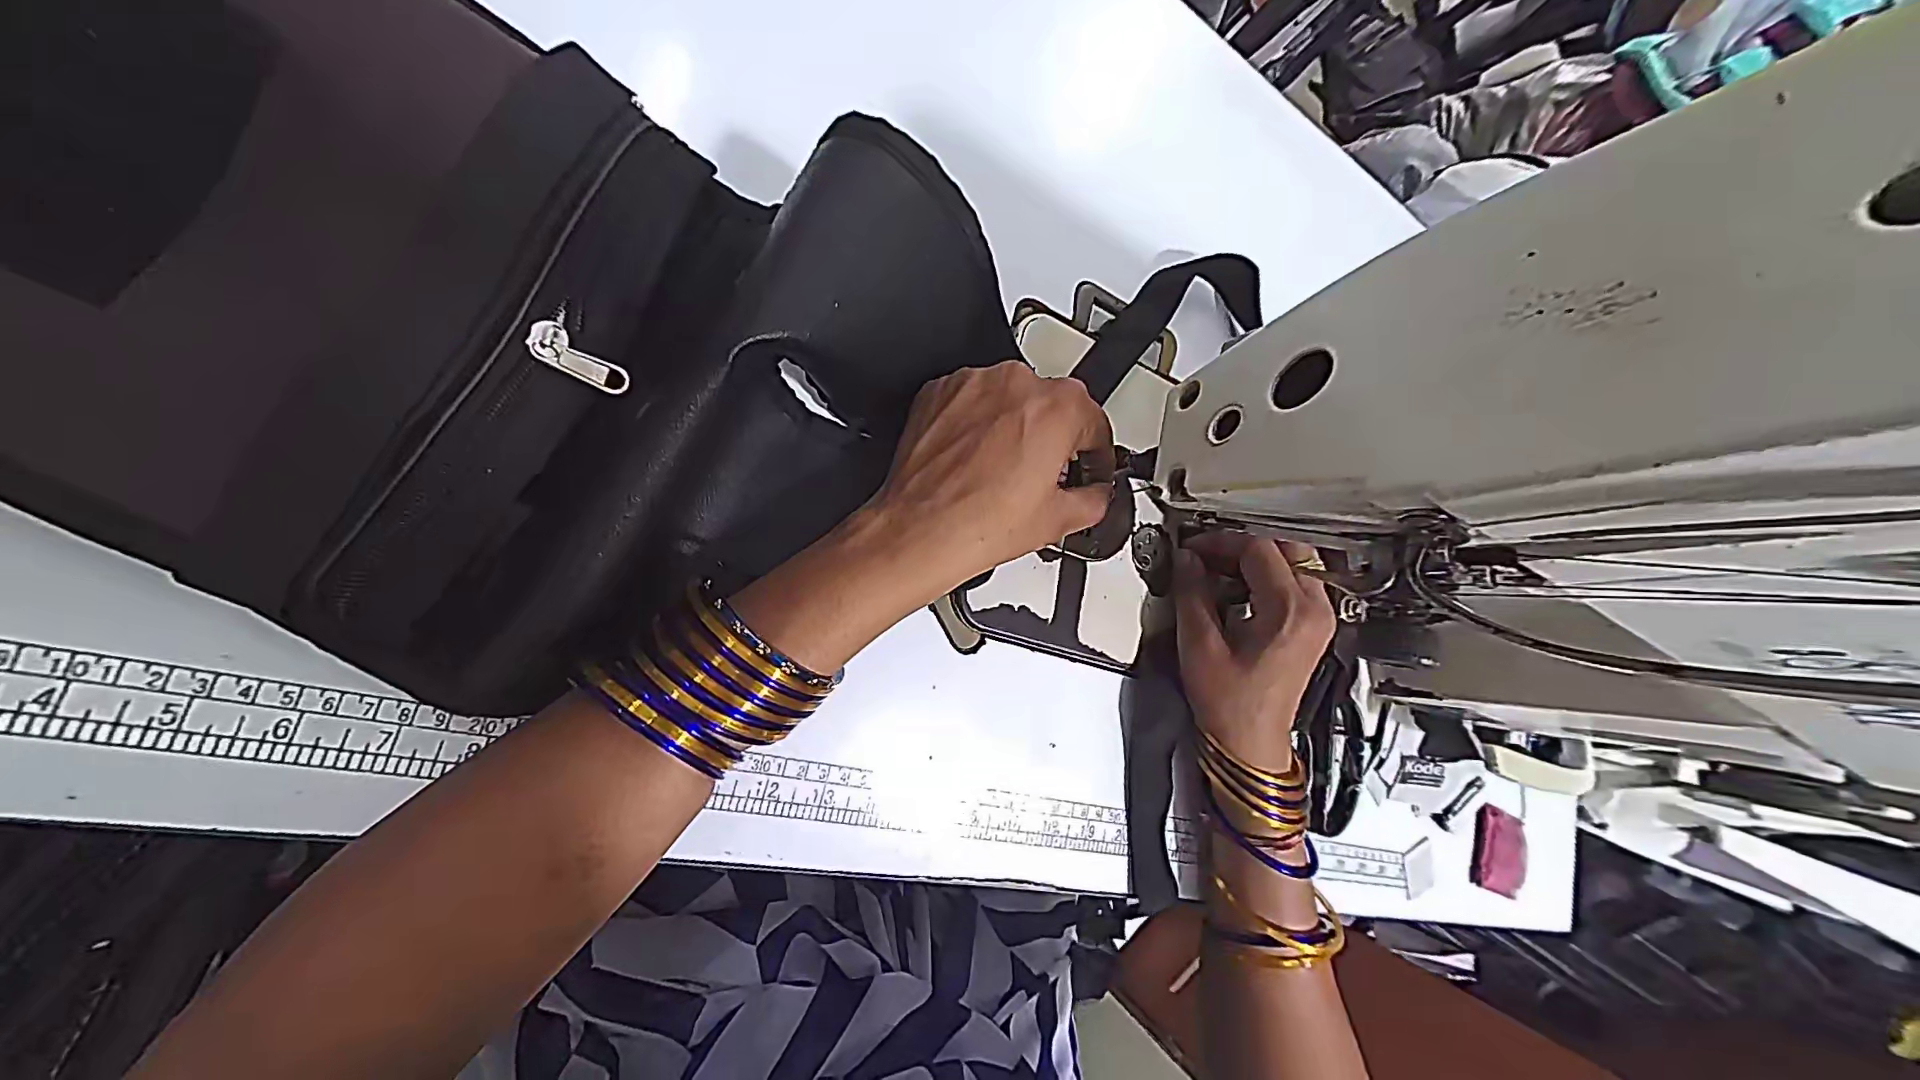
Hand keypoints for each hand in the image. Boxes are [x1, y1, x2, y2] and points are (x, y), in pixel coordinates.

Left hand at [859, 360, 1113, 606]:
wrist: (920, 530)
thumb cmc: (978, 523)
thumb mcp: (1060, 520)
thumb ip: (1096, 498)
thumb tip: (1097, 493)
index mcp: (1057, 406)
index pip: (1095, 422)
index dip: (1096, 454)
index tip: (1090, 468)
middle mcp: (1015, 383)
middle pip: (1050, 406)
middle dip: (1052, 439)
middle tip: (1040, 477)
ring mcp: (973, 384)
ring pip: (1008, 401)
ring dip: (1011, 428)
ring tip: (999, 473)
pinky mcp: (939, 392)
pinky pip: (971, 402)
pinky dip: (975, 424)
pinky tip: (973, 462)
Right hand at [1173, 532, 1334, 770]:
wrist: (1250, 741)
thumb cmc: (1231, 705)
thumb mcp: (1199, 644)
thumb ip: (1191, 593)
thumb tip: (1187, 561)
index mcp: (1291, 612)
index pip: (1258, 549)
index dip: (1220, 543)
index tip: (1193, 549)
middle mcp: (1315, 612)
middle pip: (1284, 548)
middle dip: (1240, 546)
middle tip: (1205, 556)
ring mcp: (1319, 620)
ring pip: (1293, 562)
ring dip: (1253, 560)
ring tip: (1217, 573)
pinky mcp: (1313, 628)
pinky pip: (1295, 583)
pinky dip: (1265, 577)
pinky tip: (1236, 590)